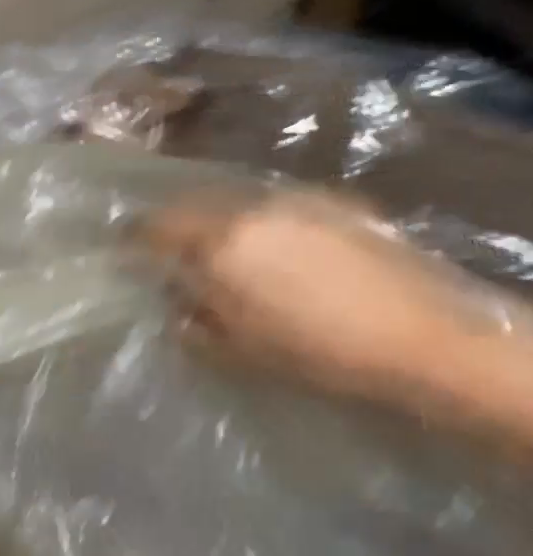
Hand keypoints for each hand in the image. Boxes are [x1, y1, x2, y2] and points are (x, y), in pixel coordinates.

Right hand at [139, 191, 498, 408]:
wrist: (432, 344)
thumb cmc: (318, 352)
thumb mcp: (235, 349)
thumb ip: (191, 319)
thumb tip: (175, 301)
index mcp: (216, 242)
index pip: (151, 228)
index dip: (131, 242)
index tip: (124, 257)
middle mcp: (251, 210)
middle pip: (192, 206)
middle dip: (176, 227)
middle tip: (171, 254)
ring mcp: (300, 203)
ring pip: (238, 204)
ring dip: (223, 223)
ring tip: (228, 252)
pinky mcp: (344, 208)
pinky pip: (282, 208)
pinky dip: (267, 223)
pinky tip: (281, 251)